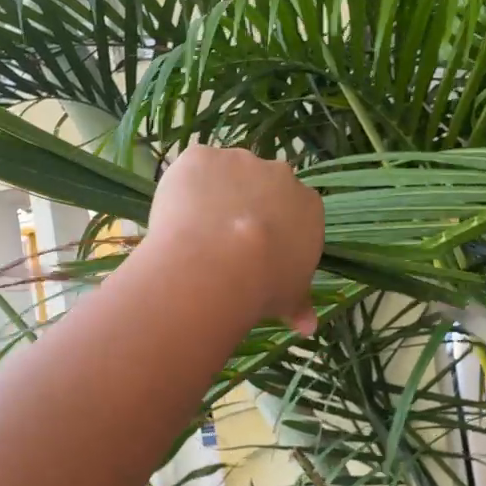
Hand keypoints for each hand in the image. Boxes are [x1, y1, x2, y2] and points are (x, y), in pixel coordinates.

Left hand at [142, 145, 324, 335]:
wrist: (218, 264)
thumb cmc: (264, 285)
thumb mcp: (288, 300)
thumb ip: (299, 306)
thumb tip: (309, 328)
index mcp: (308, 205)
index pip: (295, 210)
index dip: (275, 228)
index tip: (260, 249)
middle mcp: (279, 174)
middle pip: (262, 185)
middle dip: (246, 206)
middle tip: (225, 241)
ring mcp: (238, 160)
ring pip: (225, 174)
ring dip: (214, 195)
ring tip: (196, 231)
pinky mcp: (202, 156)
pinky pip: (192, 167)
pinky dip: (184, 186)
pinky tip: (177, 216)